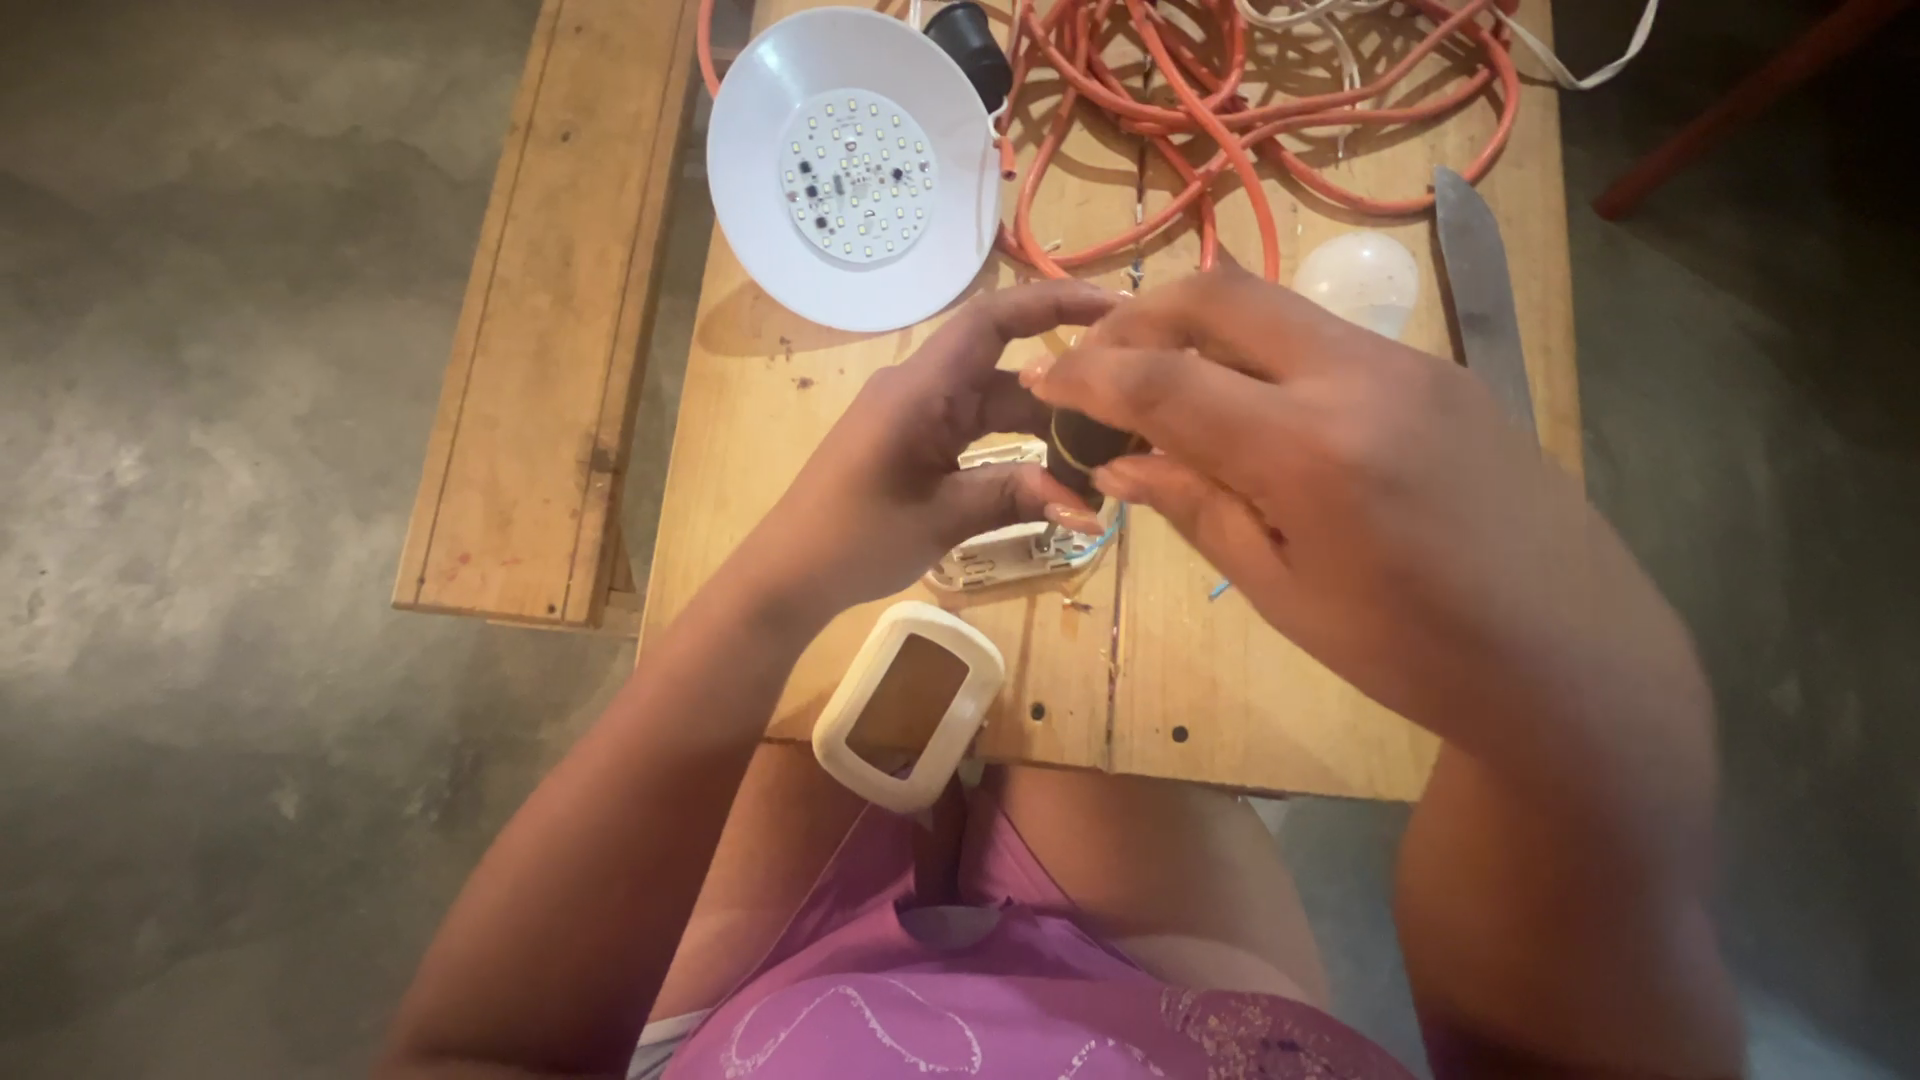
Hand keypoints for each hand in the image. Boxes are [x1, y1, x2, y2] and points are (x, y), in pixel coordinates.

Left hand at [735, 280, 1116, 623]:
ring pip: (995, 406)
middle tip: (1126, 411)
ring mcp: (918, 418)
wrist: (788, 574)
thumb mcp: (941, 518)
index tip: (1114, 310)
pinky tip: (1052, 475)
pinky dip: (1013, 451)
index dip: (1053, 303)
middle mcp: (921, 391)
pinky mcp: (916, 445)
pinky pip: (976, 433)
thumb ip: (1014, 498)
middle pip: (1006, 371)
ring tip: (1101, 454)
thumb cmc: (853, 538)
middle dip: (1065, 388)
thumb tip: (1088, 505)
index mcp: (920, 390)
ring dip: (1043, 428)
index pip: (992, 320)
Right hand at [1021, 267, 1709, 799]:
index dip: (1089, 376)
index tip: (1042, 380)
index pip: (1166, 382)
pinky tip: (1239, 402)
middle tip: (1094, 361)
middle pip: (1219, 296)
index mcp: (1311, 451)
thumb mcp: (1278, 588)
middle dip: (1137, 318)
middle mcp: (1359, 377)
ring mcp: (1408, 362)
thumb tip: (1117, 464)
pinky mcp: (1435, 368)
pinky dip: (1254, 350)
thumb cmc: (1405, 651)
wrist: (1570, 658)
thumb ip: (1192, 505)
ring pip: (1272, 304)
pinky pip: (1320, 334)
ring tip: (1154, 378)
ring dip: (1195, 326)